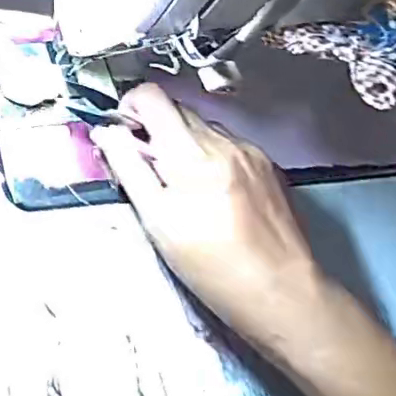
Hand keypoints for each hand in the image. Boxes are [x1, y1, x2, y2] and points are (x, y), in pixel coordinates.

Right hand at [90, 83, 328, 345]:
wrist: (290, 301)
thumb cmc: (214, 265)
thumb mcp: (157, 219)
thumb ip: (127, 166)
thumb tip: (105, 131)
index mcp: (194, 153)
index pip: (151, 95)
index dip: (130, 107)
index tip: (125, 137)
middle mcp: (224, 141)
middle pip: (174, 109)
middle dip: (154, 130)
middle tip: (151, 169)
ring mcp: (250, 151)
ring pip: (198, 126)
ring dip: (181, 143)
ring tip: (183, 186)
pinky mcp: (267, 165)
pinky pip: (222, 143)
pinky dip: (206, 155)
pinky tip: (212, 192)